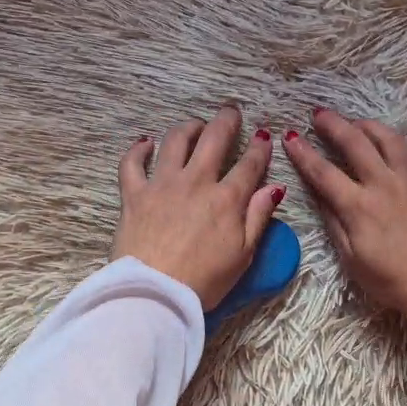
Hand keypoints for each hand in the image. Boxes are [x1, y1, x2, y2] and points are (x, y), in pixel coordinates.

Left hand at [113, 106, 285, 309]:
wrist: (155, 294)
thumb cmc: (204, 281)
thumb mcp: (243, 255)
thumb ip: (258, 217)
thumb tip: (274, 188)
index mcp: (227, 199)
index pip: (250, 164)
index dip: (260, 148)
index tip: (264, 137)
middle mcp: (196, 182)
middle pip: (214, 139)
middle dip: (226, 121)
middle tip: (231, 112)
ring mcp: (162, 184)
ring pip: (176, 140)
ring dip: (189, 128)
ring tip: (196, 126)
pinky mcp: (134, 194)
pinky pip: (132, 162)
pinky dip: (139, 149)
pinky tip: (146, 143)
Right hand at [286, 108, 406, 405]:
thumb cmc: (389, 280)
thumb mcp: (350, 257)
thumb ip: (334, 221)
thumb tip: (318, 193)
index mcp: (358, 206)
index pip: (323, 172)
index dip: (303, 152)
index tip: (289, 137)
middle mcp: (384, 185)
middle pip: (355, 142)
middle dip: (333, 124)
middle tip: (318, 114)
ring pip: (389, 139)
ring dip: (369, 125)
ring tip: (355, 123)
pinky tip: (398, 141)